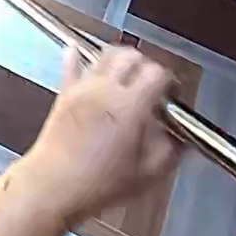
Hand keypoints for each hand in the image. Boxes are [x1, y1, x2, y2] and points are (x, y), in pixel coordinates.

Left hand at [17, 47, 182, 224]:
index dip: (169, 80)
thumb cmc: (100, 182)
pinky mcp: (65, 93)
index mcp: (131, 105)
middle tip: (151, 82)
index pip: (157, 73)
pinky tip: (77, 51)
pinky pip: (70, 64)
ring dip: (119, 58)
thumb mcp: (147, 174)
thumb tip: (181, 137)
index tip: (171, 93)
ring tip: (126, 72)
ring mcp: (83, 87)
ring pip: (105, 54)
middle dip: (146, 65)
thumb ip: (170, 150)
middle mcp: (107, 88)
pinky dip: (76, 55)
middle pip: (132, 56)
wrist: (54, 184)